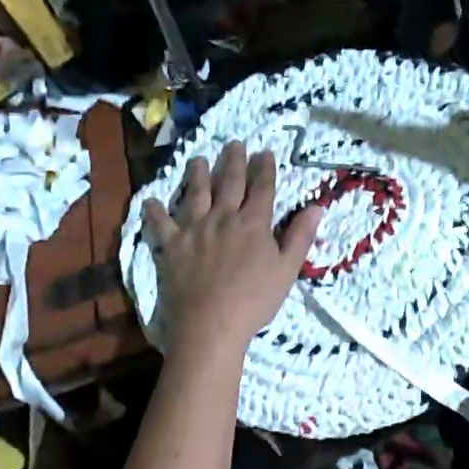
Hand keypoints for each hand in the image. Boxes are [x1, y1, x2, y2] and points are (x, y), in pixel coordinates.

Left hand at [143, 141, 322, 351]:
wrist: (210, 324)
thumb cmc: (254, 301)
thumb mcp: (287, 270)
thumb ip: (300, 237)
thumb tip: (316, 207)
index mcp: (253, 224)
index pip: (262, 188)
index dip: (265, 169)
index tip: (265, 152)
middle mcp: (223, 218)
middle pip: (229, 183)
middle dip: (234, 161)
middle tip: (234, 143)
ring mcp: (194, 229)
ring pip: (196, 193)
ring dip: (198, 174)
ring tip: (198, 159)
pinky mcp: (170, 245)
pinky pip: (160, 223)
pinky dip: (155, 210)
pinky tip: (151, 200)